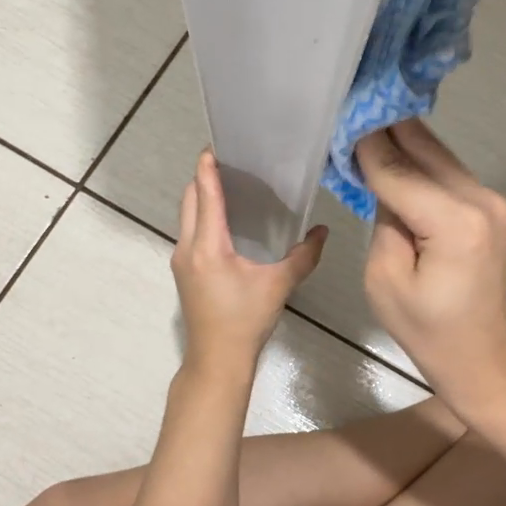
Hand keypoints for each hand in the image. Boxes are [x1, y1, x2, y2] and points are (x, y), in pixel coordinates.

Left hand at [171, 149, 325, 370]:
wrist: (217, 360)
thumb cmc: (246, 321)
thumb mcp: (279, 286)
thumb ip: (303, 256)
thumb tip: (323, 231)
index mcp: (209, 245)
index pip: (205, 194)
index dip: (208, 167)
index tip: (215, 145)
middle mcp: (188, 247)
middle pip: (189, 200)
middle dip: (203, 178)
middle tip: (229, 164)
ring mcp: (182, 260)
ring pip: (186, 216)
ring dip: (201, 198)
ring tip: (228, 187)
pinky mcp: (184, 272)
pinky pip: (189, 232)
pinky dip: (202, 217)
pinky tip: (224, 221)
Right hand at [357, 120, 505, 394]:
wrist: (481, 353)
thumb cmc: (427, 329)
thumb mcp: (385, 279)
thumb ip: (383, 219)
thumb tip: (382, 178)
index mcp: (454, 223)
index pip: (398, 171)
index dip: (365, 146)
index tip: (338, 116)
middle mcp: (480, 200)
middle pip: (425, 148)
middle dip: (385, 128)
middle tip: (348, 106)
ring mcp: (491, 200)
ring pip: (438, 154)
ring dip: (403, 139)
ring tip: (364, 123)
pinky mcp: (491, 205)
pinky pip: (448, 172)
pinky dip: (420, 160)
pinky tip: (392, 151)